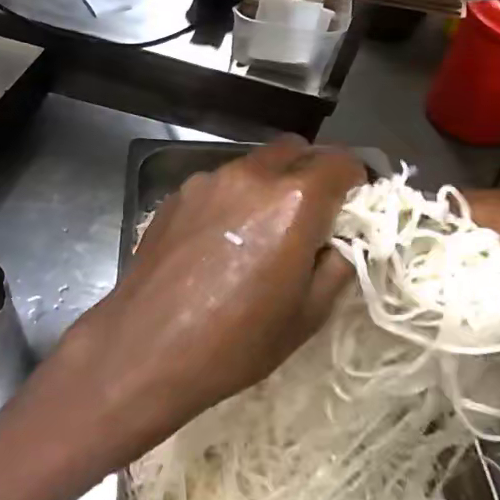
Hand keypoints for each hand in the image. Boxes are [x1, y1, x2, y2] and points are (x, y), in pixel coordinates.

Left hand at [100, 136, 364, 421]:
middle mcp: (249, 176)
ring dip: (270, 185)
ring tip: (259, 233)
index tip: (349, 211)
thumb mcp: (307, 315)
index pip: (341, 162)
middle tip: (310, 219)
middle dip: (312, 174)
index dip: (354, 183)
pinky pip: (219, 183)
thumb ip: (338, 264)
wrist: (145, 348)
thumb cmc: (236, 341)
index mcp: (293, 200)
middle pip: (294, 150)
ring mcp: (206, 181)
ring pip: (253, 165)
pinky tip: (219, 242)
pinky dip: (233, 199)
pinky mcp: (175, 196)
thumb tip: (341, 240)